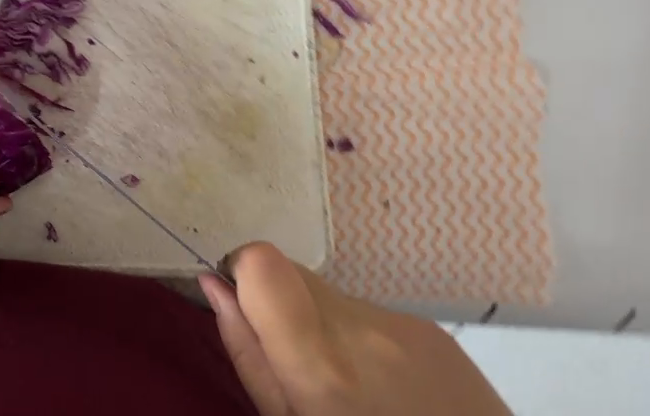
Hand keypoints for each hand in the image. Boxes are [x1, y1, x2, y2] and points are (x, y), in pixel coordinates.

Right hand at [200, 243, 511, 415]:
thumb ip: (248, 353)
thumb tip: (213, 284)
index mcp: (321, 362)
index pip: (261, 261)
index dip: (243, 274)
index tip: (246, 308)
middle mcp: (364, 331)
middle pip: (290, 273)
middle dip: (280, 303)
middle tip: (299, 361)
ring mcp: (406, 328)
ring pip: (331, 295)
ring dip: (325, 326)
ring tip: (355, 386)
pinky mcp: (436, 333)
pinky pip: (372, 316)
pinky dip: (365, 342)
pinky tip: (391, 390)